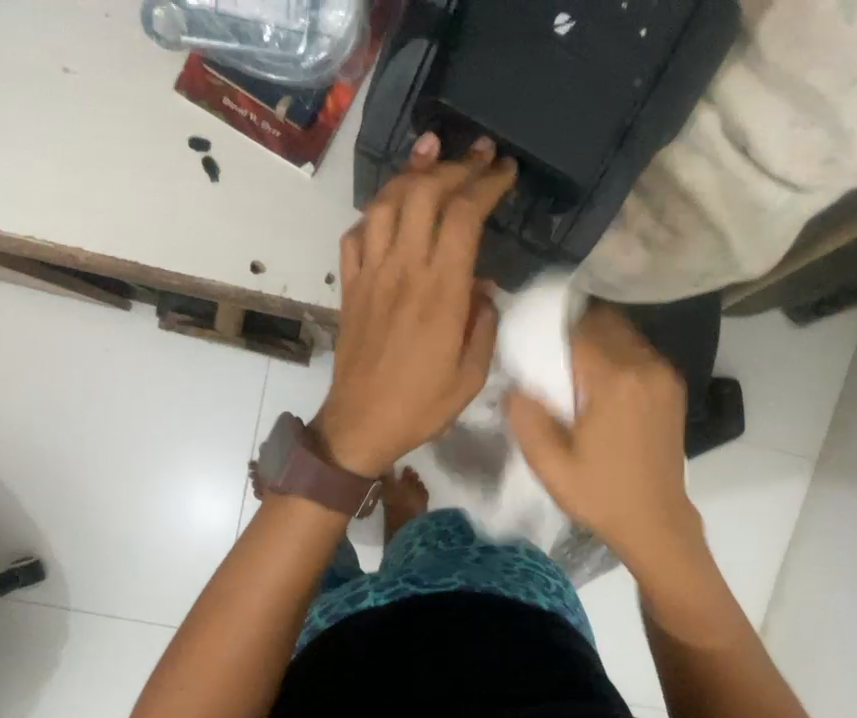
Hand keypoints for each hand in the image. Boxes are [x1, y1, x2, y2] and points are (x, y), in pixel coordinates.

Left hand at [313, 133, 517, 475]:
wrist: (361, 424)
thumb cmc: (422, 406)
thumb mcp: (471, 375)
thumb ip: (483, 323)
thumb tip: (484, 288)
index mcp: (441, 291)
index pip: (464, 215)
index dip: (486, 184)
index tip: (506, 171)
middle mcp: (403, 270)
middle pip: (424, 194)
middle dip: (455, 166)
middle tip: (478, 154)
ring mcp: (370, 274)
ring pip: (386, 203)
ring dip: (411, 173)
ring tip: (432, 153)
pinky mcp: (350, 286)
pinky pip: (356, 234)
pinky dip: (375, 212)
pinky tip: (390, 209)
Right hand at [506, 307, 701, 567]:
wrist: (655, 521)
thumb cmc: (600, 496)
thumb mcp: (550, 466)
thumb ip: (527, 419)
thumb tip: (515, 385)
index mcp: (613, 382)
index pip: (577, 332)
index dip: (551, 338)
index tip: (533, 354)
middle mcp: (644, 367)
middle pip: (604, 324)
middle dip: (575, 334)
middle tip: (553, 362)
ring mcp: (663, 375)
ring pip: (624, 335)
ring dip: (598, 344)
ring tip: (576, 373)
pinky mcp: (673, 388)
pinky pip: (640, 354)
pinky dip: (618, 358)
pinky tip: (602, 387)